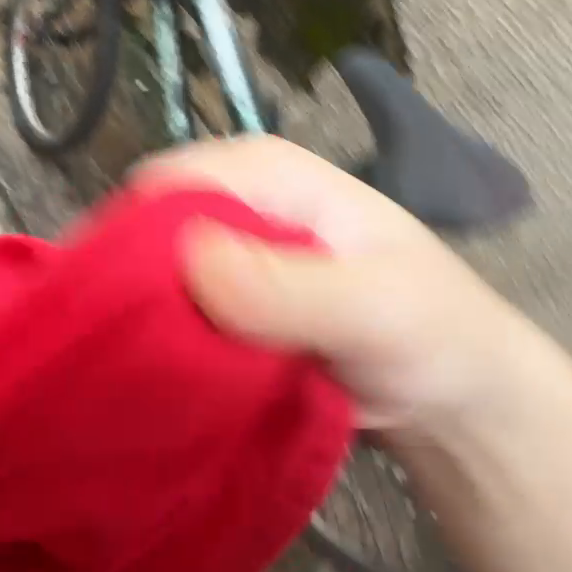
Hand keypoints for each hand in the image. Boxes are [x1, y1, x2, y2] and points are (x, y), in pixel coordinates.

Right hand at [134, 135, 546, 437]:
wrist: (455, 399)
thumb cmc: (432, 334)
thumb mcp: (376, 307)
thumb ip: (289, 288)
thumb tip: (189, 261)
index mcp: (263, 172)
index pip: (165, 184)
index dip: (133, 237)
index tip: (116, 306)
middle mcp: (230, 203)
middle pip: (143, 229)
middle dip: (127, 284)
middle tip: (116, 348)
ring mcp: (221, 256)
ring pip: (145, 277)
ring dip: (138, 321)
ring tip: (130, 370)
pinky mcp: (215, 303)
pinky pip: (162, 316)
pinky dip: (155, 343)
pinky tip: (154, 374)